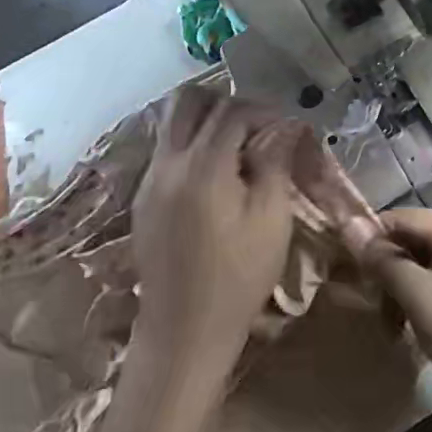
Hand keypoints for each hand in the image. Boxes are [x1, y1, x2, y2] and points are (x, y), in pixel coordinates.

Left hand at [131, 86, 294, 363]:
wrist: (185, 329)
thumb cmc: (239, 275)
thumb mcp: (272, 218)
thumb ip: (275, 163)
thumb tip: (285, 126)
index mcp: (202, 168)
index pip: (232, 112)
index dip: (264, 111)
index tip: (288, 128)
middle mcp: (167, 164)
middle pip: (187, 102)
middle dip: (226, 103)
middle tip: (258, 128)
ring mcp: (149, 181)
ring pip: (172, 124)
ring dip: (208, 123)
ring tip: (242, 151)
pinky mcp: (143, 200)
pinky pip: (167, 152)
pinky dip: (194, 147)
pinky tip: (220, 178)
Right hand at [343, 209, 431, 418]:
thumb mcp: (421, 299)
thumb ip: (384, 261)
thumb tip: (348, 224)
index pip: (398, 218)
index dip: (367, 242)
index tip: (343, 273)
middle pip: (412, 238)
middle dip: (387, 271)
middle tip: (371, 309)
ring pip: (425, 259)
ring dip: (403, 288)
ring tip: (392, 326)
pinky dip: (424, 294)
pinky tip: (414, 323)